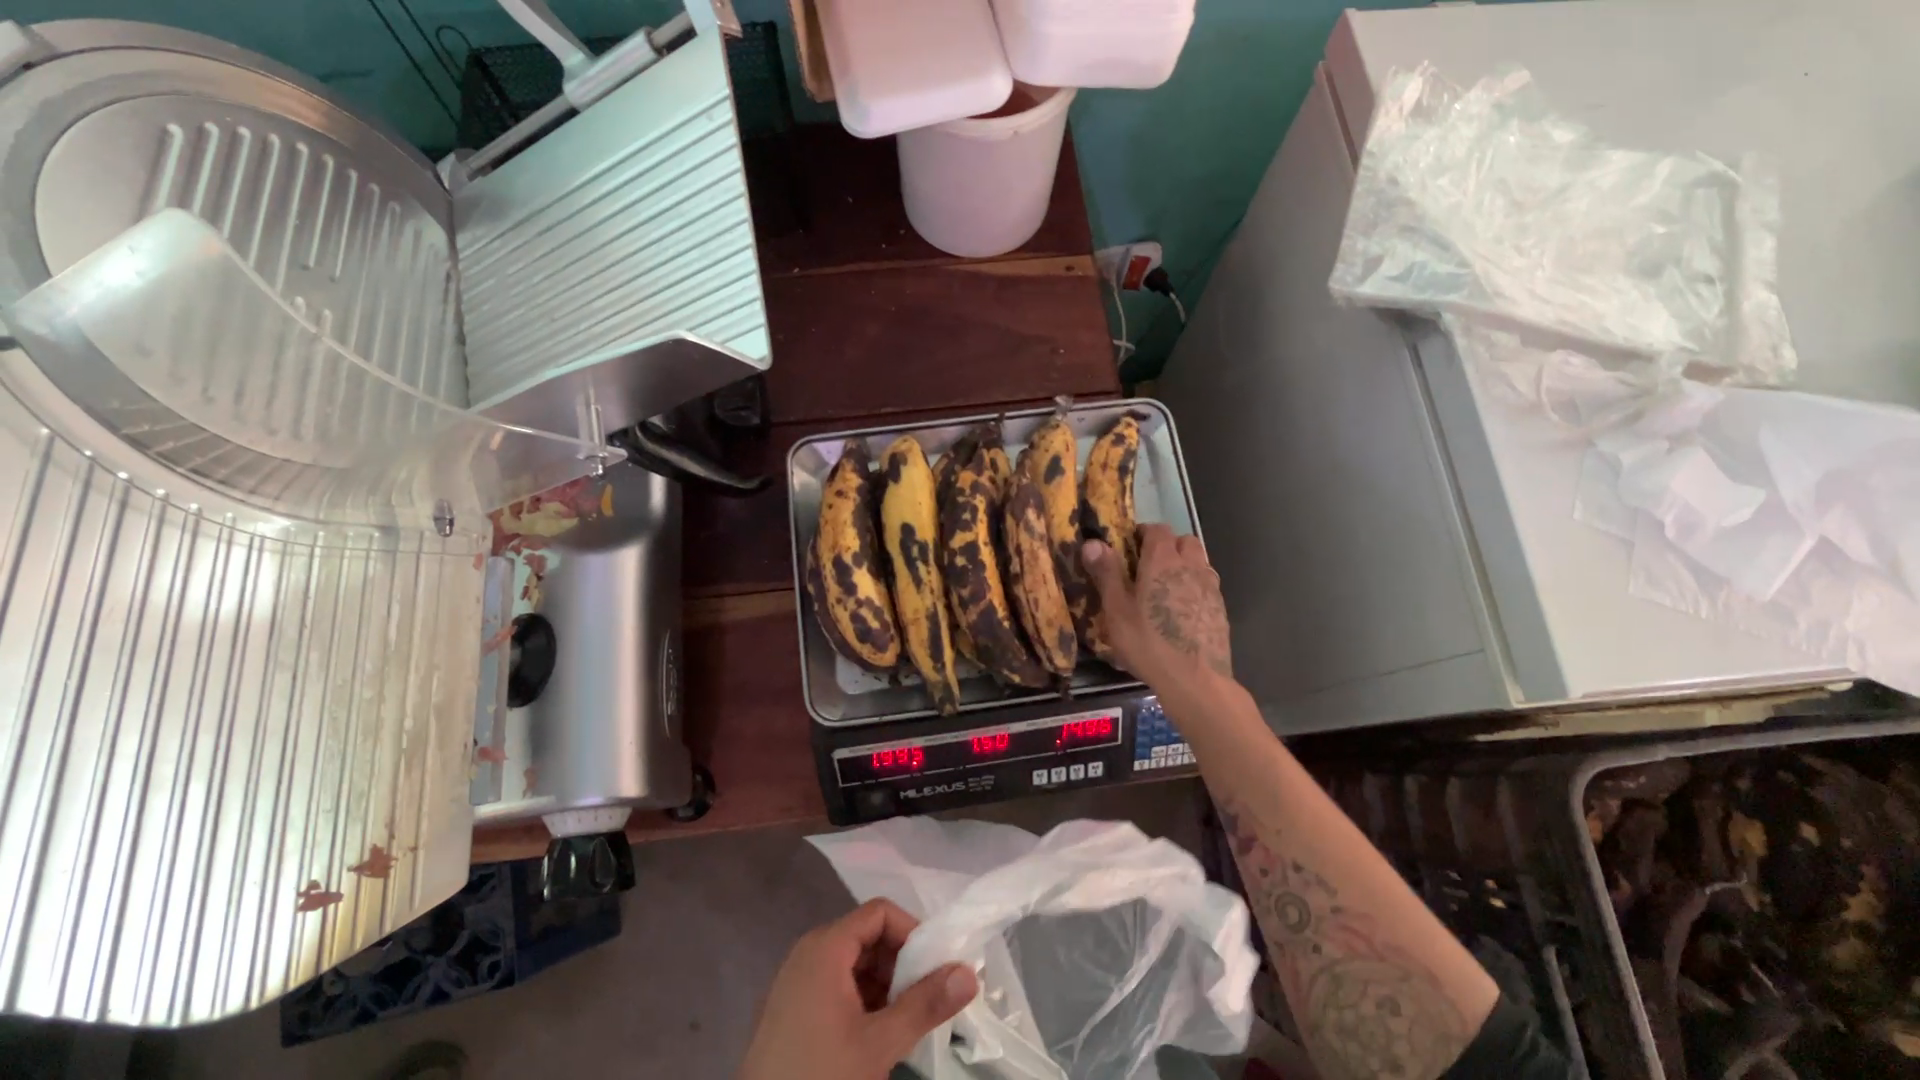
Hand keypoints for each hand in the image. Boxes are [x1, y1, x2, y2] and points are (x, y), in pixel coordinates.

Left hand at [738, 898, 978, 1079]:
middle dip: (903, 962)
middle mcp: (809, 953)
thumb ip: (925, 1004)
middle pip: (868, 936)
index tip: (937, 968)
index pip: (880, 913)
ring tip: (907, 1021)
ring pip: (855, 963)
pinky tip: (878, 1034)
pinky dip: (864, 999)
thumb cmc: (820, 1074)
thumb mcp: (879, 1043)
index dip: (913, 932)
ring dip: (887, 984)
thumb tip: (969, 973)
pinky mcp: (794, 1008)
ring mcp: (797, 980)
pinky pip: (838, 985)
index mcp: (825, 948)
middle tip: (927, 999)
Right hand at [1083, 525, 1234, 699]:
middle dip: (1166, 546)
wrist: (1196, 680)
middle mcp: (1191, 566)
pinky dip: (1193, 587)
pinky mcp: (1220, 608)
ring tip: (1163, 588)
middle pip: (1183, 541)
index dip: (1142, 533)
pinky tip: (1180, 611)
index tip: (1127, 548)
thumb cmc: (1148, 643)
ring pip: (1198, 562)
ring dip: (1183, 565)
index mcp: (1163, 560)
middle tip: (1145, 567)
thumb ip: (1107, 573)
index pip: (1157, 529)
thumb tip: (1092, 542)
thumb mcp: (1117, 610)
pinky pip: (1206, 585)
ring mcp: (1210, 587)